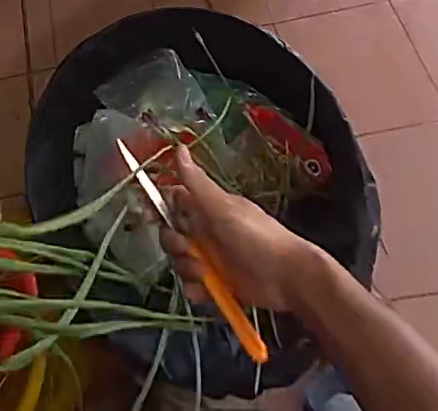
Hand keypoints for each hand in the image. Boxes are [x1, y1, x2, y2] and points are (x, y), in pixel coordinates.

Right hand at [156, 145, 329, 311]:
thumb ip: (197, 183)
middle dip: (176, 244)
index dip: (158, 206)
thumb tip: (179, 147)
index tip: (151, 215)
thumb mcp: (223, 207)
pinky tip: (209, 291)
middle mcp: (204, 229)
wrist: (287, 277)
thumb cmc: (255, 235)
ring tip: (206, 273)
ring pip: (179, 261)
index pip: (172, 199)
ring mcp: (210, 256)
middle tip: (191, 249)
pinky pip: (192, 285)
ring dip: (187, 269)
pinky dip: (197, 289)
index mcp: (205, 206)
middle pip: (171, 233)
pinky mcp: (216, 282)